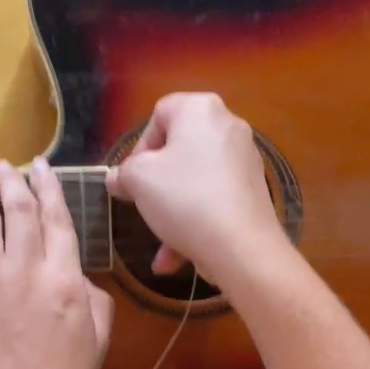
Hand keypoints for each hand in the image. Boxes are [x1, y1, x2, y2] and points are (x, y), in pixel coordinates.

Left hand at [0, 159, 113, 368]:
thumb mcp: (99, 340)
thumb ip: (94, 298)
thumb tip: (75, 273)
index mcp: (64, 280)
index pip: (56, 218)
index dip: (48, 186)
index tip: (41, 168)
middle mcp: (24, 270)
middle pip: (18, 210)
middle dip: (12, 181)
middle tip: (7, 167)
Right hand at [106, 93, 289, 284]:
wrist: (241, 247)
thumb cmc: (185, 199)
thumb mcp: (140, 180)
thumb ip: (124, 174)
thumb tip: (116, 178)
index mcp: (201, 109)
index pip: (160, 114)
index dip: (139, 147)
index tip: (131, 178)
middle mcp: (228, 127)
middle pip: (179, 151)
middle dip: (157, 184)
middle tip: (143, 206)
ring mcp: (245, 161)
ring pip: (196, 183)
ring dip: (172, 214)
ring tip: (160, 247)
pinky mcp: (253, 193)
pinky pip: (214, 202)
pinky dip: (195, 224)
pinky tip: (176, 259)